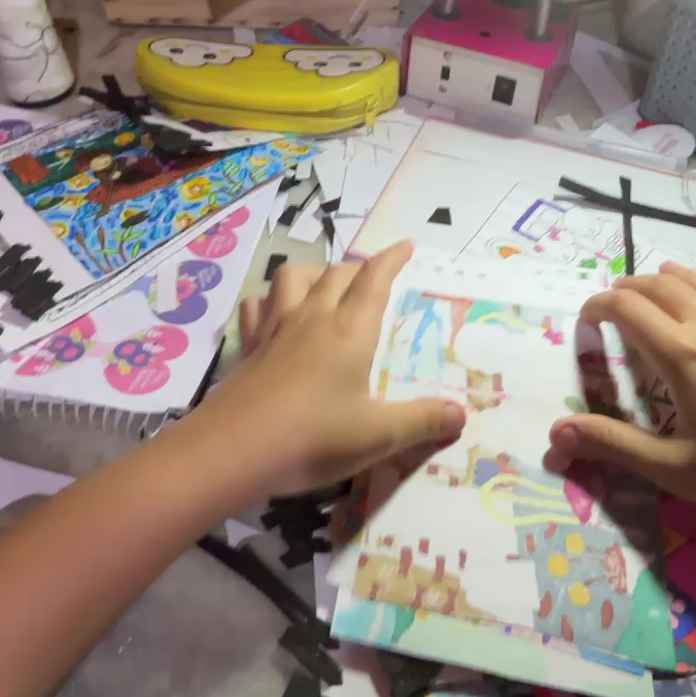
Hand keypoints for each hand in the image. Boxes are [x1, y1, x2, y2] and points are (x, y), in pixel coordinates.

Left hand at [185, 241, 465, 498]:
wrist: (234, 450)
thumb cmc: (312, 438)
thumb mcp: (377, 437)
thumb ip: (421, 422)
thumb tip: (462, 415)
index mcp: (349, 331)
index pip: (374, 280)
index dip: (391, 259)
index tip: (405, 245)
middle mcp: (313, 318)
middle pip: (337, 274)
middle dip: (359, 268)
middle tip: (373, 277)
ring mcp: (275, 328)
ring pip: (292, 277)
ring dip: (313, 272)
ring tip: (323, 285)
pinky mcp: (249, 345)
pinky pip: (257, 306)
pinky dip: (269, 300)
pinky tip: (274, 313)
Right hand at [548, 265, 695, 540]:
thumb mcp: (678, 470)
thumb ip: (614, 446)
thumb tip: (554, 433)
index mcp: (680, 352)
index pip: (625, 307)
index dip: (598, 306)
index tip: (587, 320)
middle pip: (656, 285)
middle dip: (627, 290)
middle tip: (614, 307)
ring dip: (665, 280)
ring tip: (653, 290)